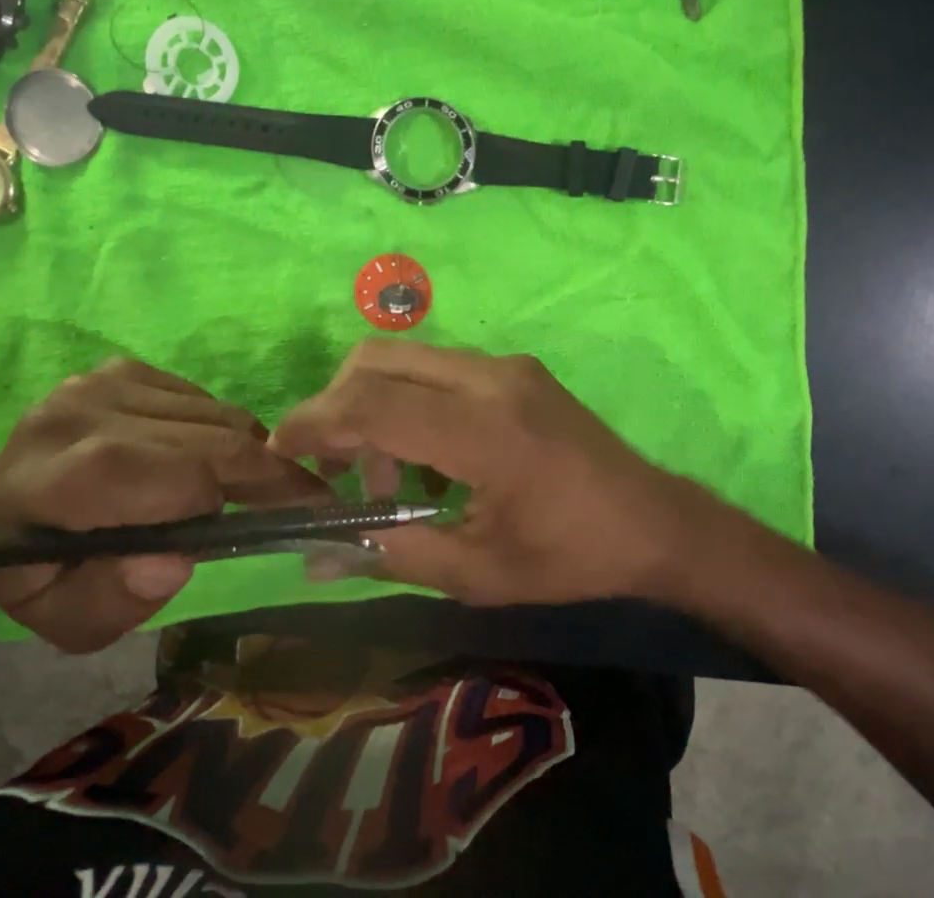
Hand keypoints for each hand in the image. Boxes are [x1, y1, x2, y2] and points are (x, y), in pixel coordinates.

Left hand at [0, 358, 329, 651]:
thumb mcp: (68, 622)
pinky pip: (205, 399)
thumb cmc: (32, 578)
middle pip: (213, 438)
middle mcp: (83, 416)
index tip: (283, 524)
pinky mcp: (120, 371)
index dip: (235, 500)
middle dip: (269, 475)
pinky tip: (204, 460)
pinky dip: (222, 432)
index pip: (179, 475)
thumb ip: (118, 599)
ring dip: (247, 454)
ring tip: (248, 491)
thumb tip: (175, 560)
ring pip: (220, 415)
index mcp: (58, 481)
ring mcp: (102, 384)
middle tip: (306, 505)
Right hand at [268, 340, 709, 605]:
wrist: (654, 522)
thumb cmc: (571, 556)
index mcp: (484, 432)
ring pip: (408, 361)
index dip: (313, 424)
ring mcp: (509, 368)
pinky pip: (442, 371)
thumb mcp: (479, 572)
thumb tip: (317, 556)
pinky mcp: (520, 372)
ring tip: (390, 486)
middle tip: (334, 472)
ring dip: (377, 410)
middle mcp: (492, 380)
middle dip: (336, 409)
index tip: (279, 454)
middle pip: (377, 361)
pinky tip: (431, 464)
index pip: (371, 405)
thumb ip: (394, 553)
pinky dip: (413, 404)